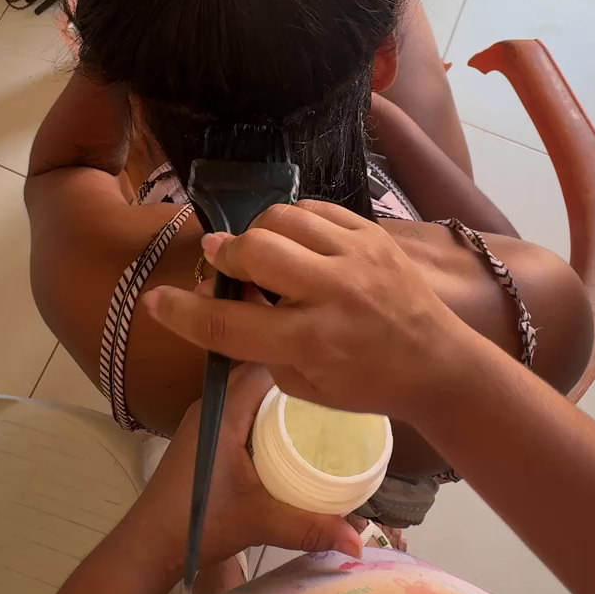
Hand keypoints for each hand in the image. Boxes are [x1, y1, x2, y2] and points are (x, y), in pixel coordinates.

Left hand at [127, 364, 361, 570]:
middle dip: (292, 379)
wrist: (151, 540)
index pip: (264, 366)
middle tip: (330, 394)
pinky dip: (261, 410)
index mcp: (225, 409)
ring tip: (315, 408)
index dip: (296, 364)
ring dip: (275, 395)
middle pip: (257, 373)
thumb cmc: (201, 521)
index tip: (329, 374)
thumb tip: (359, 541)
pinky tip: (284, 431)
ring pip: (247, 389)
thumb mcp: (261, 521)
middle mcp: (212, 402)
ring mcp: (204, 416)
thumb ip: (310, 527)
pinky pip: (238, 405)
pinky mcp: (202, 432)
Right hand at [140, 200, 483, 422]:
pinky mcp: (373, 232)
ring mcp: (358, 255)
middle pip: (256, 251)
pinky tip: (292, 239)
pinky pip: (315, 208)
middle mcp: (334, 293)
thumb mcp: (304, 385)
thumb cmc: (366, 384)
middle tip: (222, 259)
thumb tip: (228, 297)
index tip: (156, 301)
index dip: (184, 313)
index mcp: (314, 342)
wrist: (438, 362)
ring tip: (262, 251)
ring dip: (259, 231)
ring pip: (283, 218)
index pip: (231, 325)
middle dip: (226, 252)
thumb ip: (260, 344)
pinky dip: (292, 221)